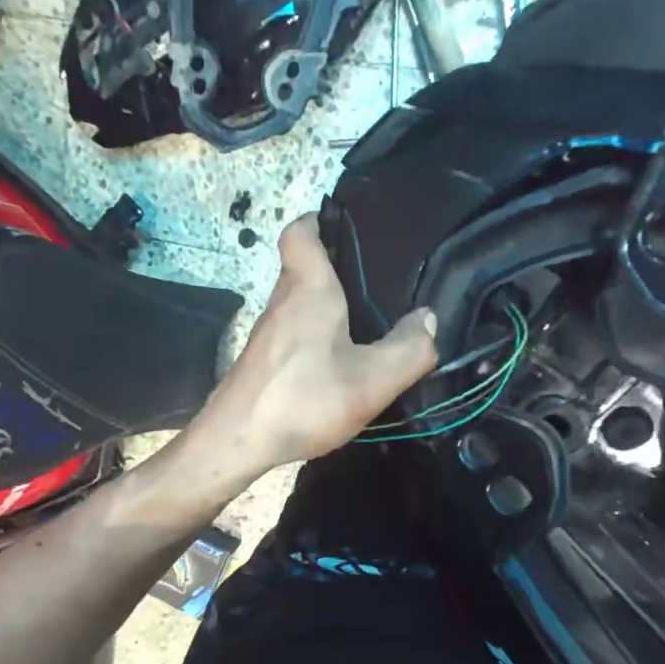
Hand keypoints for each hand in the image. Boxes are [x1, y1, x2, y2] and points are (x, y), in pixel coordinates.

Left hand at [184, 214, 437, 477]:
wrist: (236, 443)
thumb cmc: (304, 399)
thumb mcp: (372, 379)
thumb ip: (409, 349)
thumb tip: (428, 319)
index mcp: (310, 290)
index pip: (300, 232)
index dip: (319, 220)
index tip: (347, 226)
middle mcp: (283, 302)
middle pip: (304, 267)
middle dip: (336, 266)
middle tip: (376, 279)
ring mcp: (269, 333)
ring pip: (300, 301)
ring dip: (328, 303)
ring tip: (366, 319)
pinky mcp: (263, 360)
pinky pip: (295, 330)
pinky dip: (317, 333)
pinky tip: (338, 361)